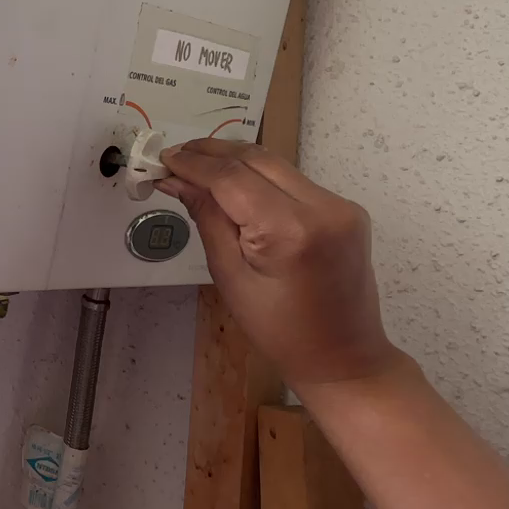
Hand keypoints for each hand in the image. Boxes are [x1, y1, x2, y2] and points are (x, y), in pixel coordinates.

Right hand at [157, 139, 398, 386]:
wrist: (342, 356)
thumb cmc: (277, 329)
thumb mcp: (229, 275)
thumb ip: (207, 218)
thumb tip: (176, 180)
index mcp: (290, 230)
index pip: (232, 177)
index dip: (194, 163)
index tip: (163, 158)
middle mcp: (322, 206)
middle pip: (256, 159)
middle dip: (211, 152)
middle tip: (174, 156)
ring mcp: (340, 204)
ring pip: (275, 164)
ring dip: (233, 159)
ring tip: (195, 165)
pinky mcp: (345, 208)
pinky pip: (292, 180)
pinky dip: (257, 175)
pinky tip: (232, 183)